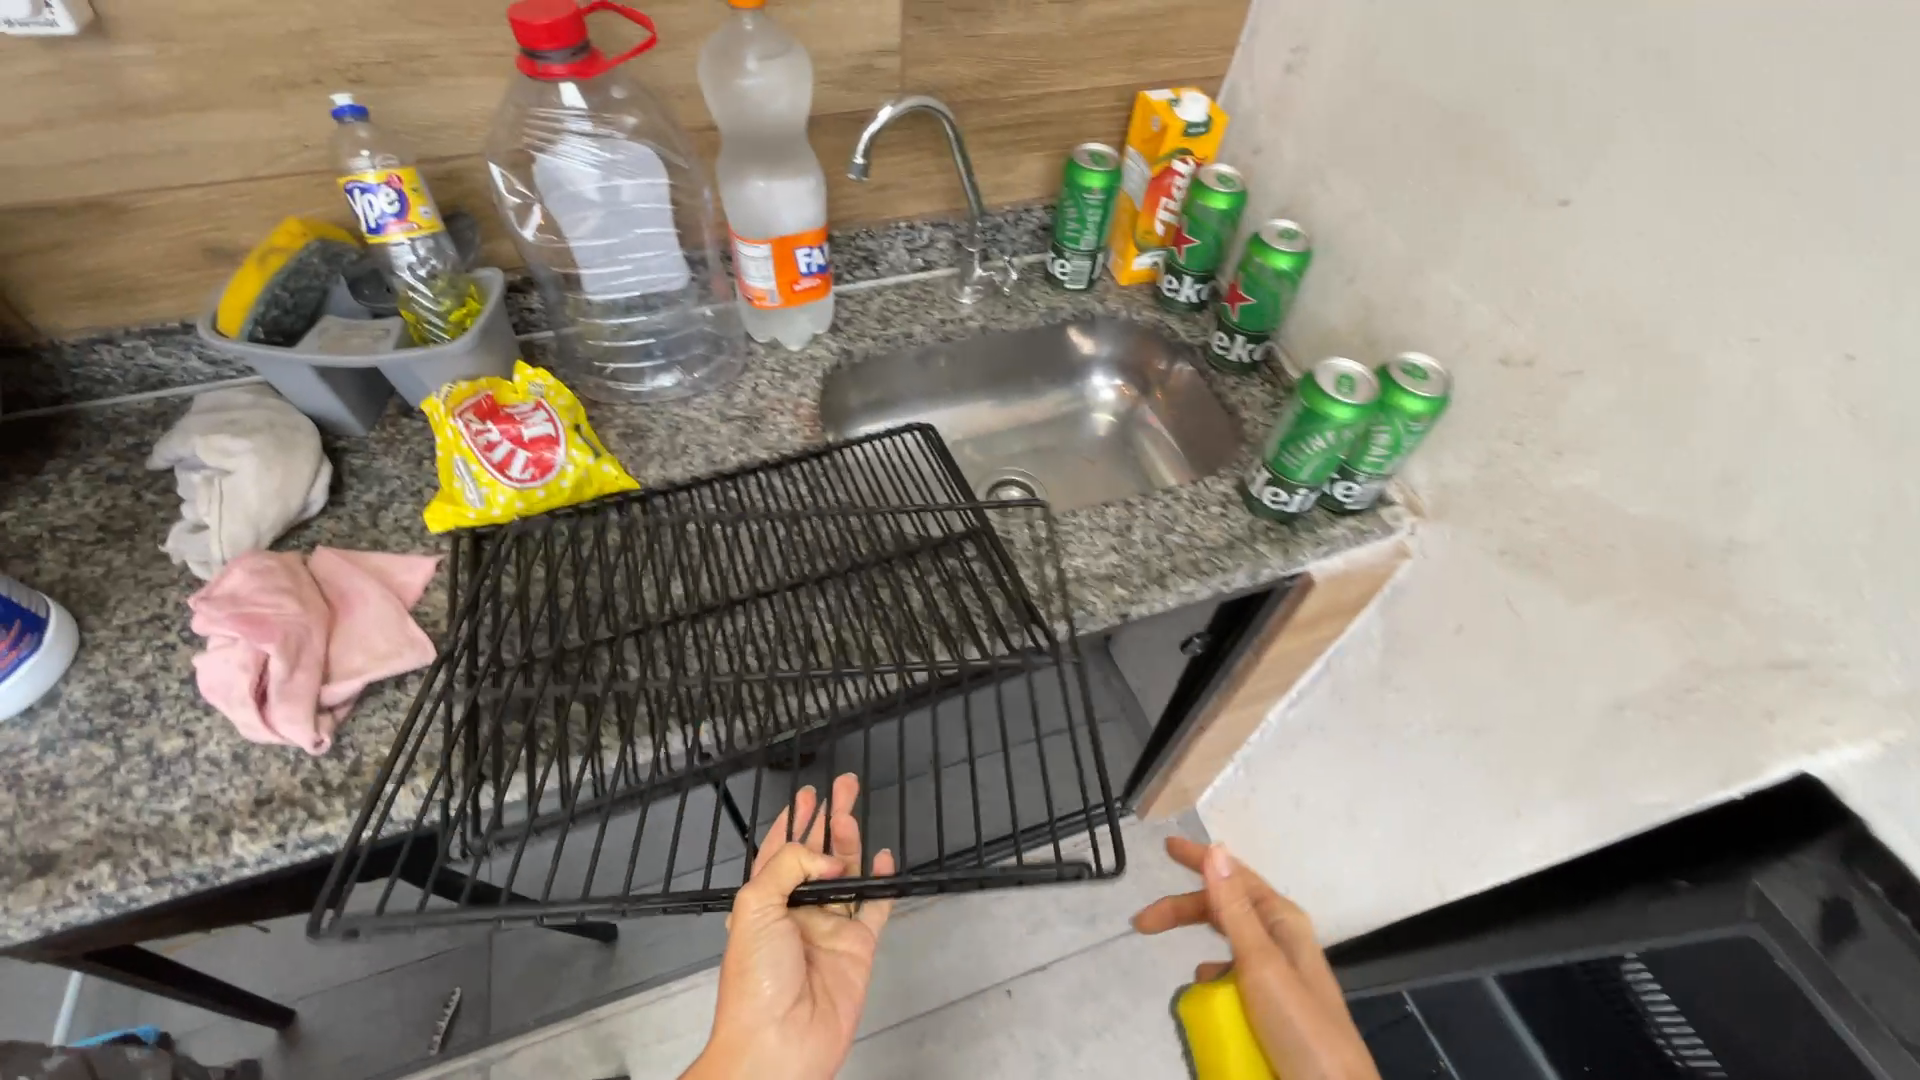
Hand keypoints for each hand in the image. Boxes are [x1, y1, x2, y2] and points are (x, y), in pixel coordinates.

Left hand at [686, 773, 894, 1079]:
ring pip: (846, 874)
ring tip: (853, 813)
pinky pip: (874, 907)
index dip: (793, 822)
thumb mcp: (756, 908)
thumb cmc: (754, 982)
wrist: (778, 1045)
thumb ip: (789, 866)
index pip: (779, 852)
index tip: (808, 795)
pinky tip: (884, 858)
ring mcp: (829, 929)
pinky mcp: (857, 947)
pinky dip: (882, 882)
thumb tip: (827, 857)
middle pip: (817, 856)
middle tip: (845, 788)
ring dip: (851, 843)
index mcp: (765, 904)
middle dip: (829, 821)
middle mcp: (798, 913)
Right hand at [1132, 836, 1379, 1079]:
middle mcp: (1279, 940)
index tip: (1167, 847)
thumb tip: (1216, 848)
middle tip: (1143, 924)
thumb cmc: (1301, 1026)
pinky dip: (1213, 984)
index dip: (1200, 860)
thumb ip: (1234, 908)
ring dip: (1200, 949)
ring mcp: (1276, 975)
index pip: (1234, 876)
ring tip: (1180, 971)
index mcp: (1282, 921)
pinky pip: (1232, 981)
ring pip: (1226, 946)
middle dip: (1184, 911)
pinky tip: (1205, 999)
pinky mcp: (1270, 1007)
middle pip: (1222, 911)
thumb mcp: (1262, 963)